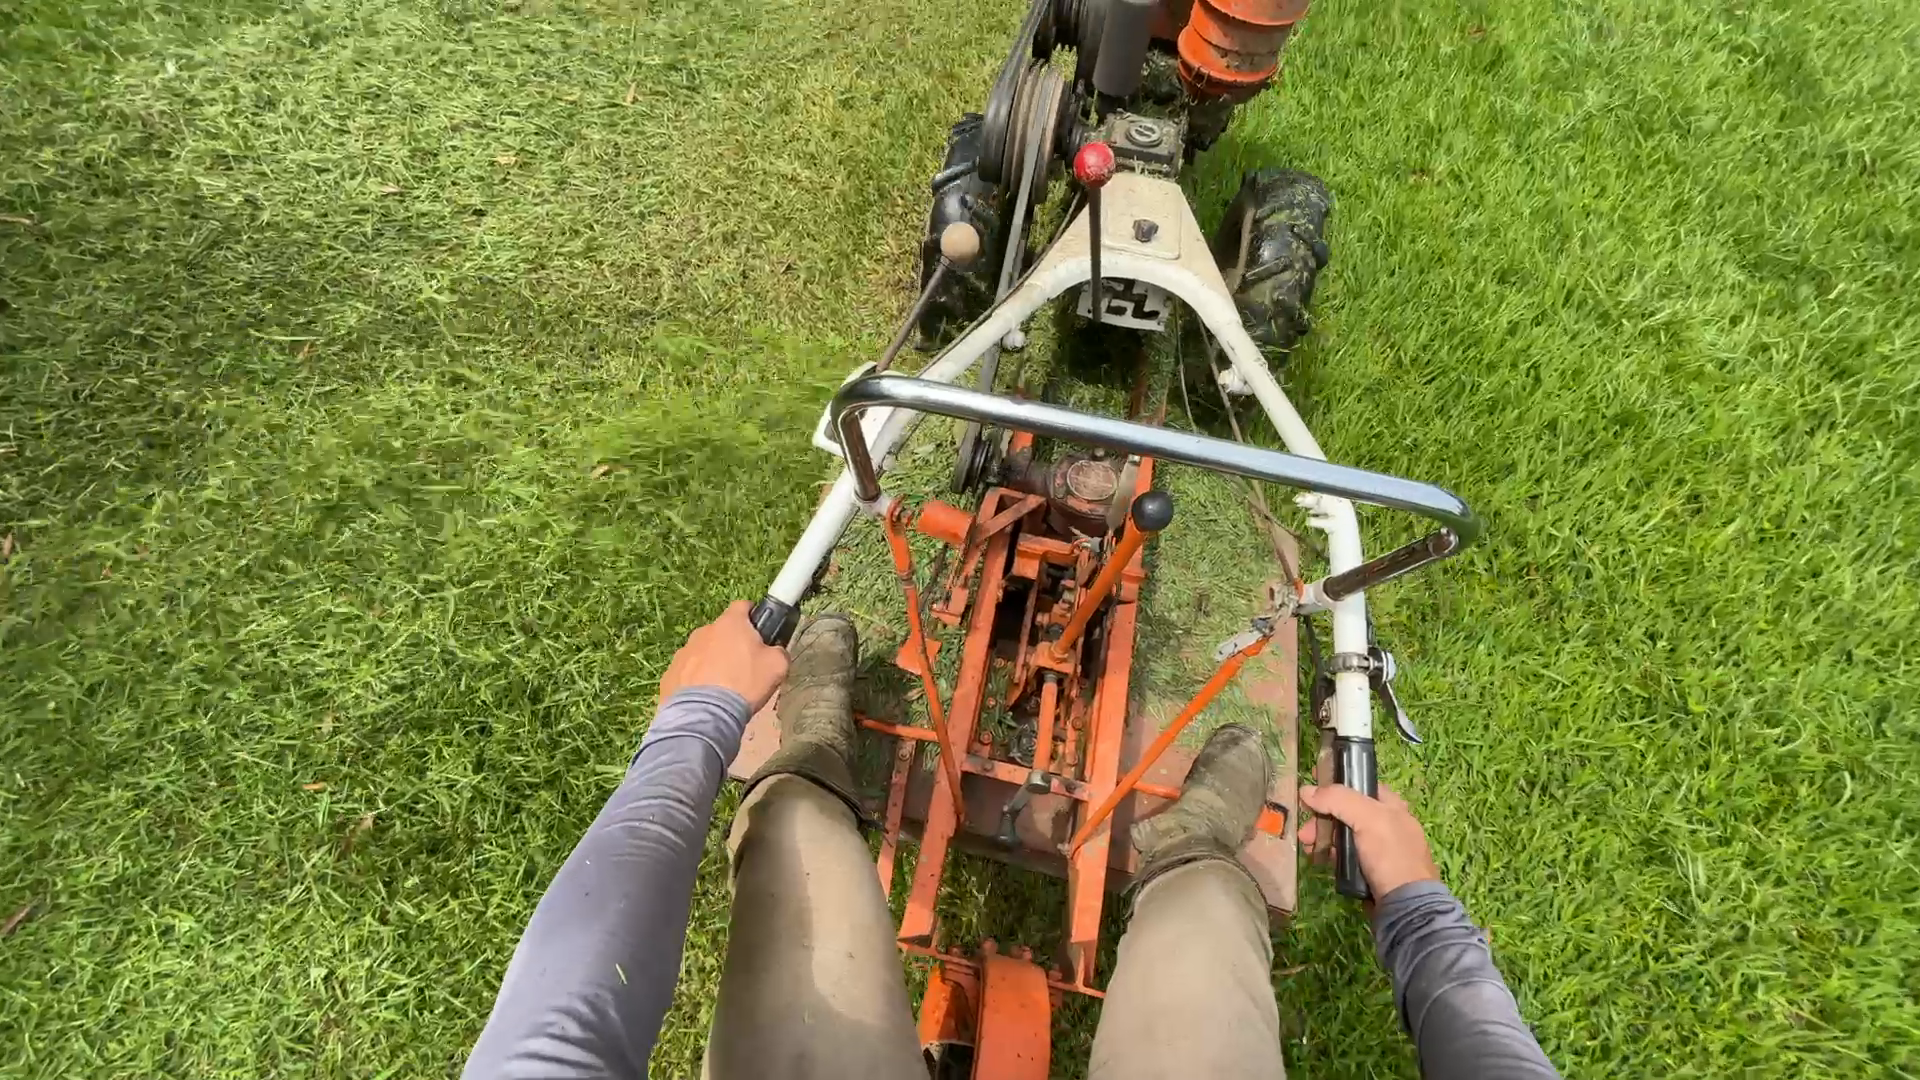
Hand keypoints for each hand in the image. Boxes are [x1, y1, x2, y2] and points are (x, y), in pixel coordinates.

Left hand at [659, 601, 789, 712]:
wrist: (703, 716)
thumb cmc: (744, 683)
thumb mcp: (777, 666)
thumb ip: (779, 651)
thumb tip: (775, 651)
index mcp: (730, 623)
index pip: (743, 606)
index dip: (754, 616)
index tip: (761, 633)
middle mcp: (704, 631)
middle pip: (722, 632)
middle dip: (733, 645)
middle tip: (745, 668)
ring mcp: (683, 652)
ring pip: (703, 652)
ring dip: (713, 663)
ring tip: (724, 689)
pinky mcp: (670, 674)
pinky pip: (688, 672)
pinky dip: (697, 681)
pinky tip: (706, 700)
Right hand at [1297, 782, 1440, 898]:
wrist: (1406, 908)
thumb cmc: (1391, 855)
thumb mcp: (1368, 818)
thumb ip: (1337, 799)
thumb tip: (1307, 791)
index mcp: (1391, 806)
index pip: (1359, 784)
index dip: (1335, 781)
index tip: (1312, 784)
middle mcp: (1386, 823)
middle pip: (1344, 809)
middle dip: (1320, 815)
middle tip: (1305, 826)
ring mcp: (1378, 847)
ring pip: (1341, 831)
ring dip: (1320, 835)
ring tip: (1307, 846)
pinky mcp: (1369, 868)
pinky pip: (1343, 852)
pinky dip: (1329, 852)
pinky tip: (1318, 857)